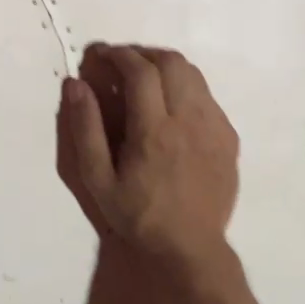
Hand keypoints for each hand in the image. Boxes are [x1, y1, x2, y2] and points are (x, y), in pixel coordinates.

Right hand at [60, 45, 240, 269]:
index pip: (141, 70)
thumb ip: (85, 128)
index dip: (119, 54)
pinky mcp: (229, 139)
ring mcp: (215, 129)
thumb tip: (75, 84)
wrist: (189, 250)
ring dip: (166, 67)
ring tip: (146, 80)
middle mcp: (189, 122)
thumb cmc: (137, 214)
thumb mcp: (97, 178)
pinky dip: (186, 89)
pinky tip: (171, 108)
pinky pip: (208, 97)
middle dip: (144, 53)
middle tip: (123, 64)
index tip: (101, 55)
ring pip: (194, 75)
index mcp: (155, 131)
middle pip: (173, 62)